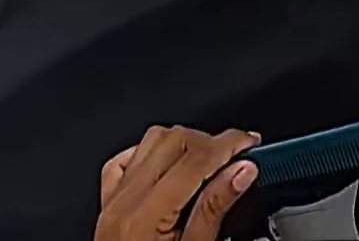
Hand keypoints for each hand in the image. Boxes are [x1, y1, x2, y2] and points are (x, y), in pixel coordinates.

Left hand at [96, 126, 259, 240]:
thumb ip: (215, 209)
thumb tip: (243, 169)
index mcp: (143, 219)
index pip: (195, 159)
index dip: (229, 144)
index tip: (251, 142)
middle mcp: (124, 204)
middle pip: (176, 140)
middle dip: (211, 142)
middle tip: (235, 156)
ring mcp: (113, 202)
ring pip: (154, 140)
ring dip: (185, 143)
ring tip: (207, 162)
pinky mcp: (108, 205)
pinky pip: (129, 158)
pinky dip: (153, 152)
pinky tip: (170, 165)